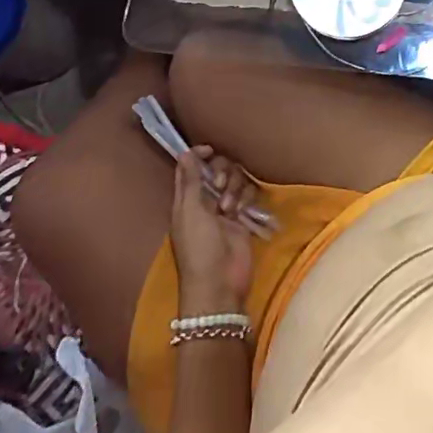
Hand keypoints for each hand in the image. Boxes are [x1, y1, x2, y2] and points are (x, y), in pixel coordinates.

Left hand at [170, 146, 255, 311]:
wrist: (220, 282)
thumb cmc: (199, 247)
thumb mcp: (191, 211)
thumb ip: (191, 181)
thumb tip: (184, 152)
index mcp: (186, 199)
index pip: (190, 167)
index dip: (199, 155)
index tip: (210, 151)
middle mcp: (205, 200)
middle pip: (216, 169)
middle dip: (222, 171)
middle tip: (221, 185)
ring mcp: (225, 209)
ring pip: (235, 180)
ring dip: (235, 188)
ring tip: (230, 208)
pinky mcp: (243, 217)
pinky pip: (248, 195)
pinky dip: (246, 198)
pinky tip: (243, 211)